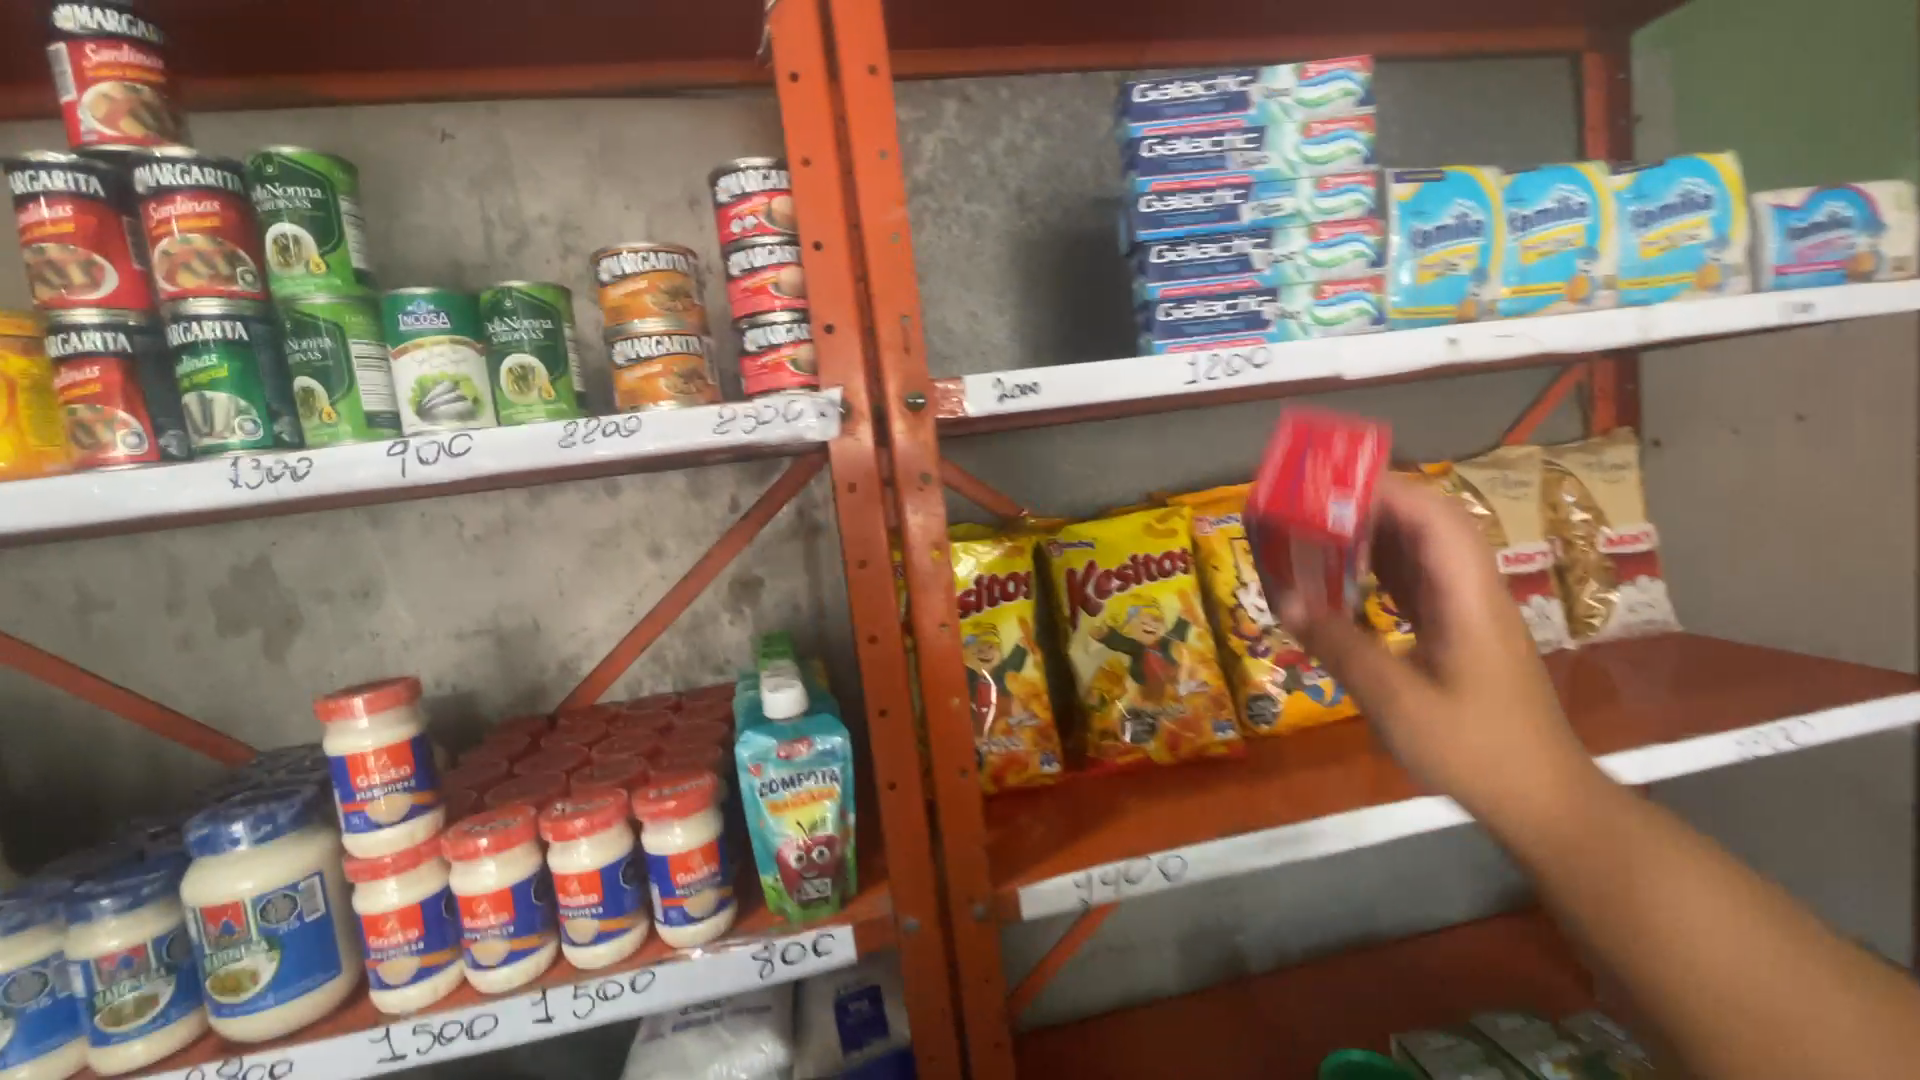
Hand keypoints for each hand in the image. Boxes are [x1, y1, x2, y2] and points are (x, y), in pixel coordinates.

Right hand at [1277, 474, 1601, 819]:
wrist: (1540, 797)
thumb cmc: (1473, 747)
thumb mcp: (1396, 701)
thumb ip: (1340, 646)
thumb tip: (1285, 601)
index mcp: (1467, 595)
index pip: (1433, 517)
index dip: (1383, 491)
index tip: (1325, 488)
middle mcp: (1471, 590)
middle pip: (1429, 522)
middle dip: (1371, 504)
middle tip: (1312, 506)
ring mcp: (1467, 610)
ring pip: (1422, 550)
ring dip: (1373, 534)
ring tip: (1318, 531)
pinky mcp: (1458, 631)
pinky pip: (1417, 582)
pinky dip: (1380, 569)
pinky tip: (1344, 577)